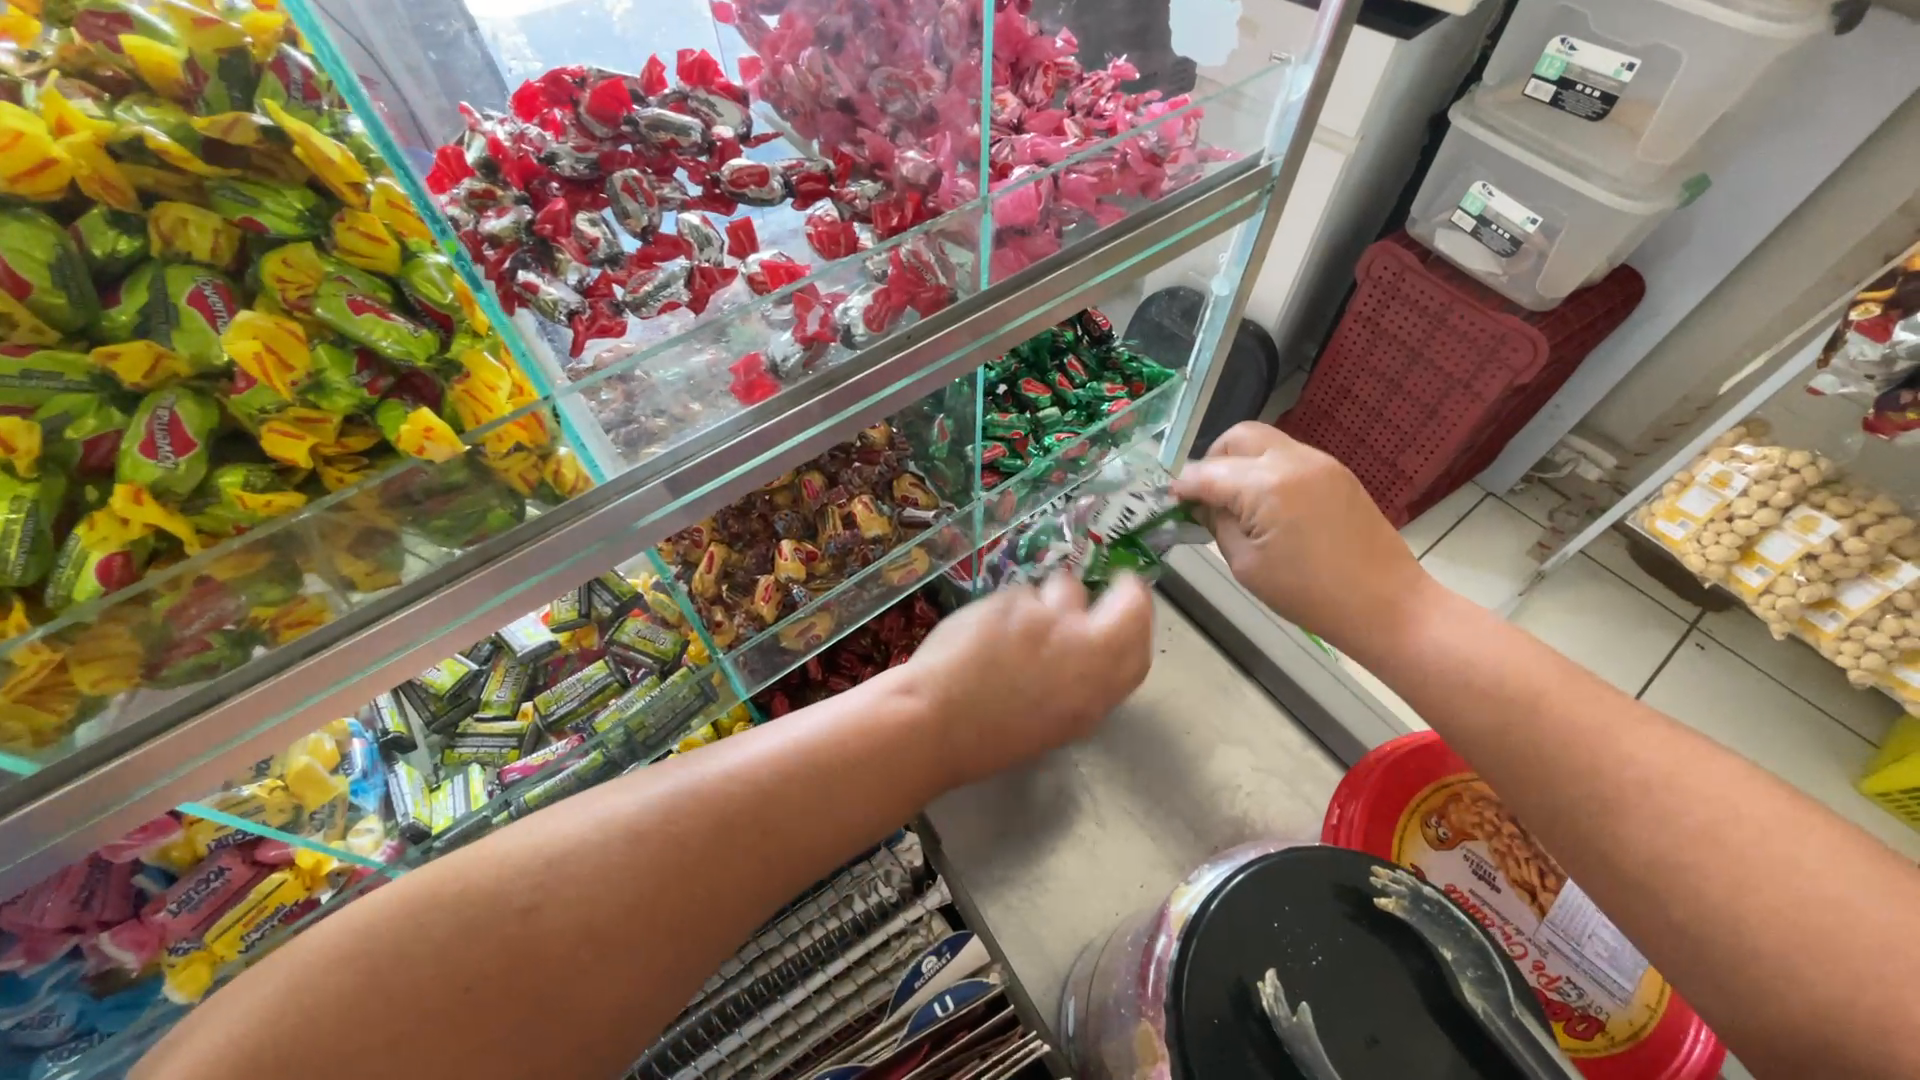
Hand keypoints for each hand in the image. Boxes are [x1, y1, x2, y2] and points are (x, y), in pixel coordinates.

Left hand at [902, 572, 1153, 786]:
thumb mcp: (1059, 721)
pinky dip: (1008, 605)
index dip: (1136, 618)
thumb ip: (1085, 682)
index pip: (1142, 640)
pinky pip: (1020, 592)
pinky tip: (984, 630)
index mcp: (1100, 691)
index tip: (1126, 605)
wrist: (935, 722)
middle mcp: (1085, 650)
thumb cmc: (991, 736)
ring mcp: (1050, 620)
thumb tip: (1091, 650)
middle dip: (1117, 588)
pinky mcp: (1014, 601)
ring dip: (1047, 599)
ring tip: (1013, 625)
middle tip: (1092, 592)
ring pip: (1063, 587)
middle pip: (1127, 599)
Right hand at [1170, 422, 1432, 650]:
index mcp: (1266, 485)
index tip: (1169, 501)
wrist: (1386, 603)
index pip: (1207, 472)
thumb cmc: (1309, 594)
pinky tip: (1266, 506)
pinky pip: (1288, 456)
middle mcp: (1292, 460)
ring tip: (1235, 503)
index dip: (1183, 487)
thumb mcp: (1246, 565)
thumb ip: (1218, 524)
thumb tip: (1203, 505)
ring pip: (1264, 442)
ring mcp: (1320, 462)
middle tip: (1204, 497)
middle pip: (1237, 437)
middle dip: (1212, 461)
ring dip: (1240, 463)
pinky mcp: (1336, 473)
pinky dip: (1266, 470)